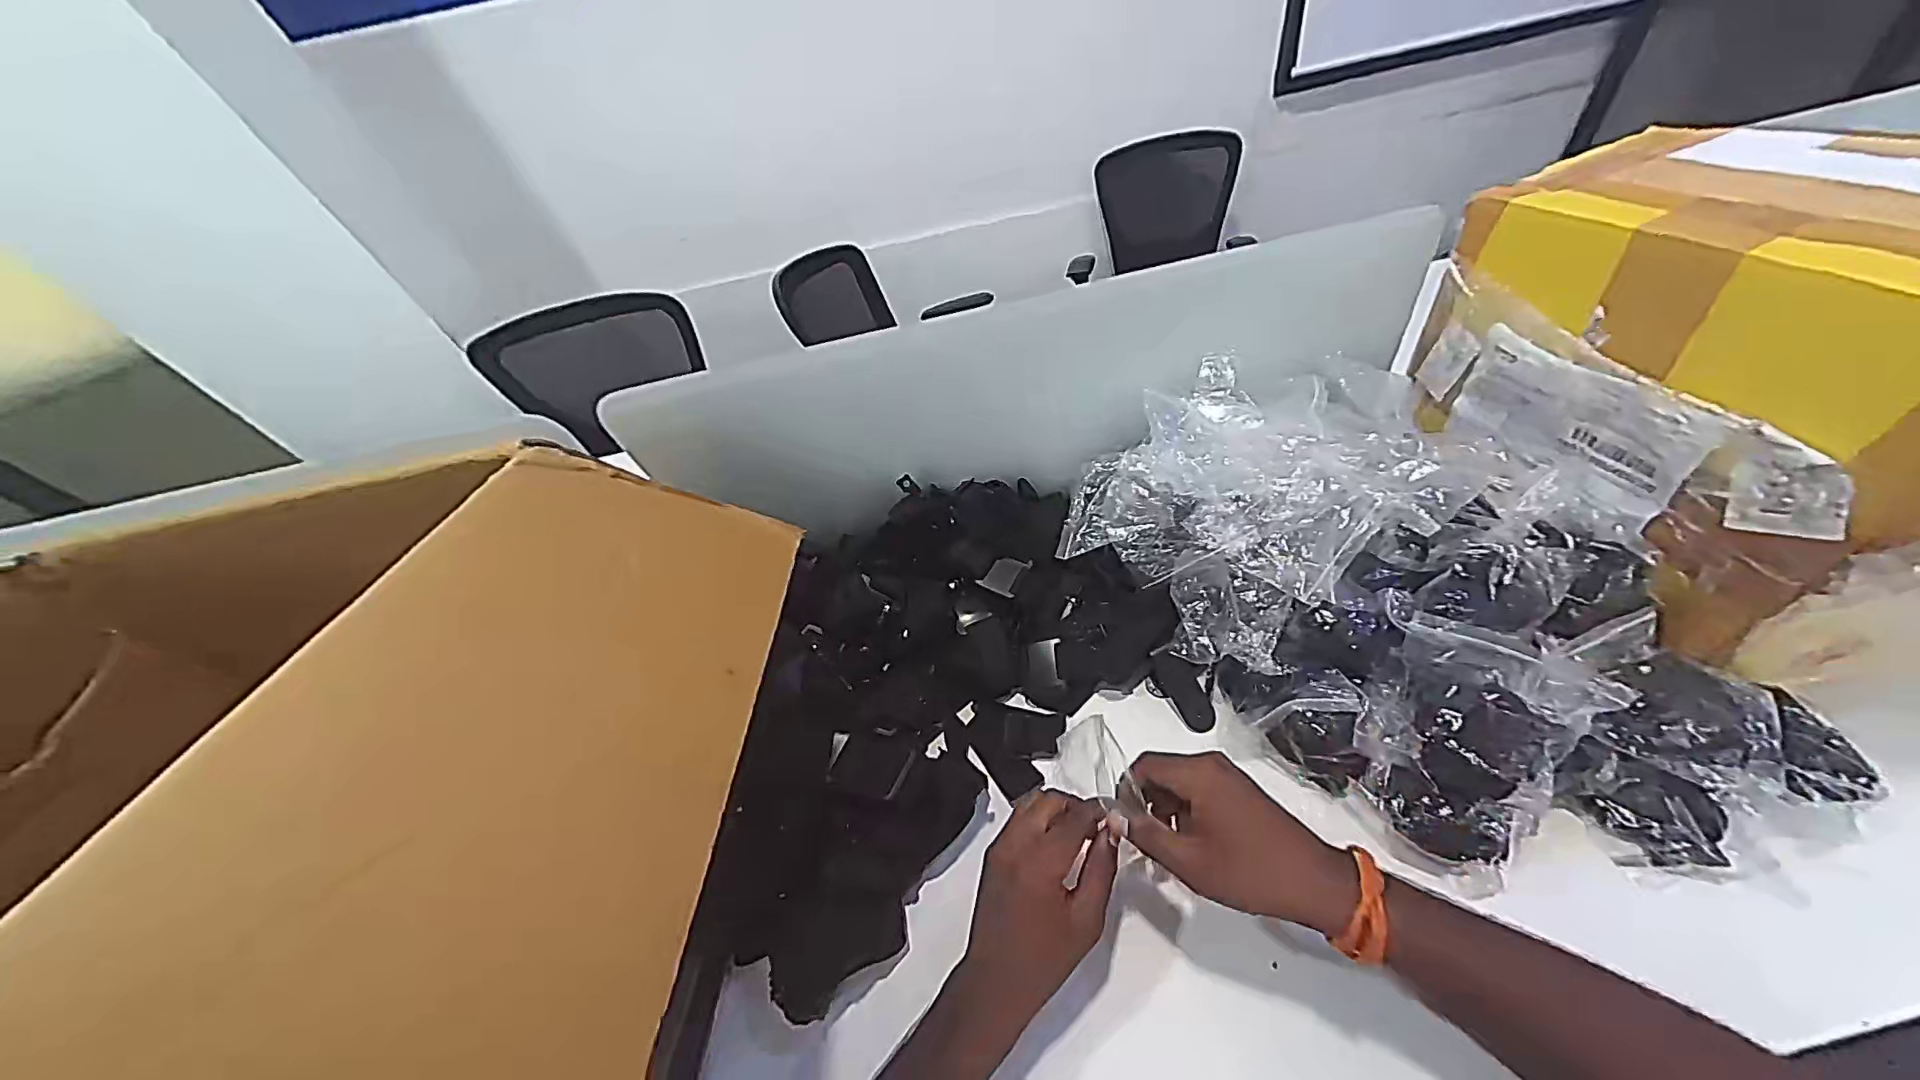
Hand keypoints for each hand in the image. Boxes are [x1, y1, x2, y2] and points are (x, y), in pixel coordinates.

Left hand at [960, 789, 1118, 1013]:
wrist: (997, 978)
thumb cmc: (1040, 960)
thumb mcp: (1087, 919)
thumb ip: (1102, 869)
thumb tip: (1111, 835)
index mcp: (1040, 863)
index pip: (1075, 815)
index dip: (1099, 811)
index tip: (1113, 817)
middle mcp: (1014, 847)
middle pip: (1049, 800)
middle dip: (1076, 805)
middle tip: (1097, 825)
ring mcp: (999, 848)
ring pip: (1030, 803)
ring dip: (1056, 809)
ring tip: (1077, 833)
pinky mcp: (992, 854)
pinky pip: (1017, 819)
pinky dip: (1038, 819)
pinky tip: (1055, 843)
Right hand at [1124, 751, 1356, 934]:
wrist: (1314, 883)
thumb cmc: (1254, 871)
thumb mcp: (1187, 860)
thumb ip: (1145, 834)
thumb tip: (1118, 817)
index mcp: (1199, 773)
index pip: (1143, 765)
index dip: (1125, 791)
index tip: (1124, 820)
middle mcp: (1213, 766)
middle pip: (1160, 771)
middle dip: (1146, 802)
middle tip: (1144, 837)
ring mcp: (1228, 777)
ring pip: (1179, 782)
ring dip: (1165, 809)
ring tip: (1169, 847)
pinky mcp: (1238, 791)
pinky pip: (1198, 790)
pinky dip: (1186, 811)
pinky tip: (1192, 844)